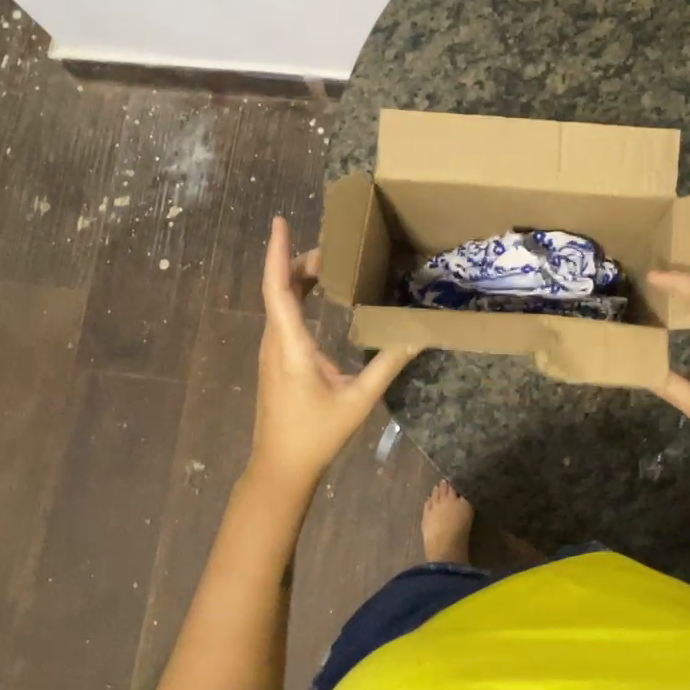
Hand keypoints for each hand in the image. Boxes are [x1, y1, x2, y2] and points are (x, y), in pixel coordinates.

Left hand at [248, 216, 417, 490]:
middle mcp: (275, 342)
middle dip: (301, 261)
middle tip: (337, 248)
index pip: (278, 288)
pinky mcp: (275, 361)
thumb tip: (418, 336)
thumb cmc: (316, 435)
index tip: (280, 221)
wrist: (281, 468)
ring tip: (332, 264)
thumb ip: (387, 366)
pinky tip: (321, 298)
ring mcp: (271, 352)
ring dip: (299, 278)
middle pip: (279, 288)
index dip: (277, 253)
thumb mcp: (358, 400)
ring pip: (279, 302)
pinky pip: (282, 316)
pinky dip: (298, 297)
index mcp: (290, 345)